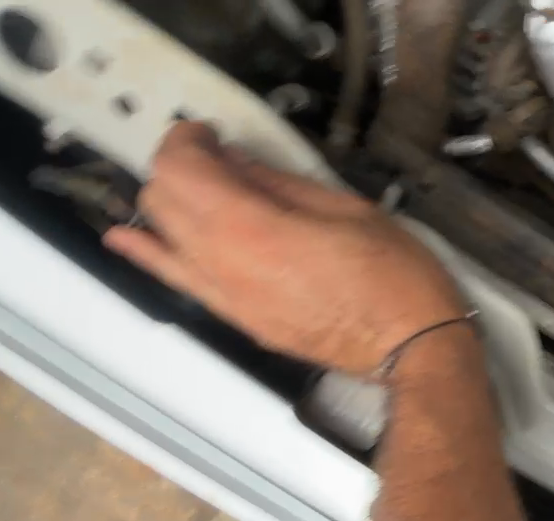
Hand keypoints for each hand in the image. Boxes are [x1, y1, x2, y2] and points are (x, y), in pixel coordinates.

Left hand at [104, 122, 467, 374]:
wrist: (418, 352)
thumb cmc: (400, 282)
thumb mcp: (355, 214)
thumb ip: (287, 187)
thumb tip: (242, 167)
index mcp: (251, 225)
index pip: (181, 166)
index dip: (187, 140)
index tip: (208, 135)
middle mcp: (222, 261)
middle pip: (162, 198)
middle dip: (180, 171)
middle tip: (215, 165)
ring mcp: (230, 297)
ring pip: (160, 237)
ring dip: (168, 207)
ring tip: (188, 196)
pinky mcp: (246, 323)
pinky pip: (180, 281)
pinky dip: (152, 254)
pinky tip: (135, 241)